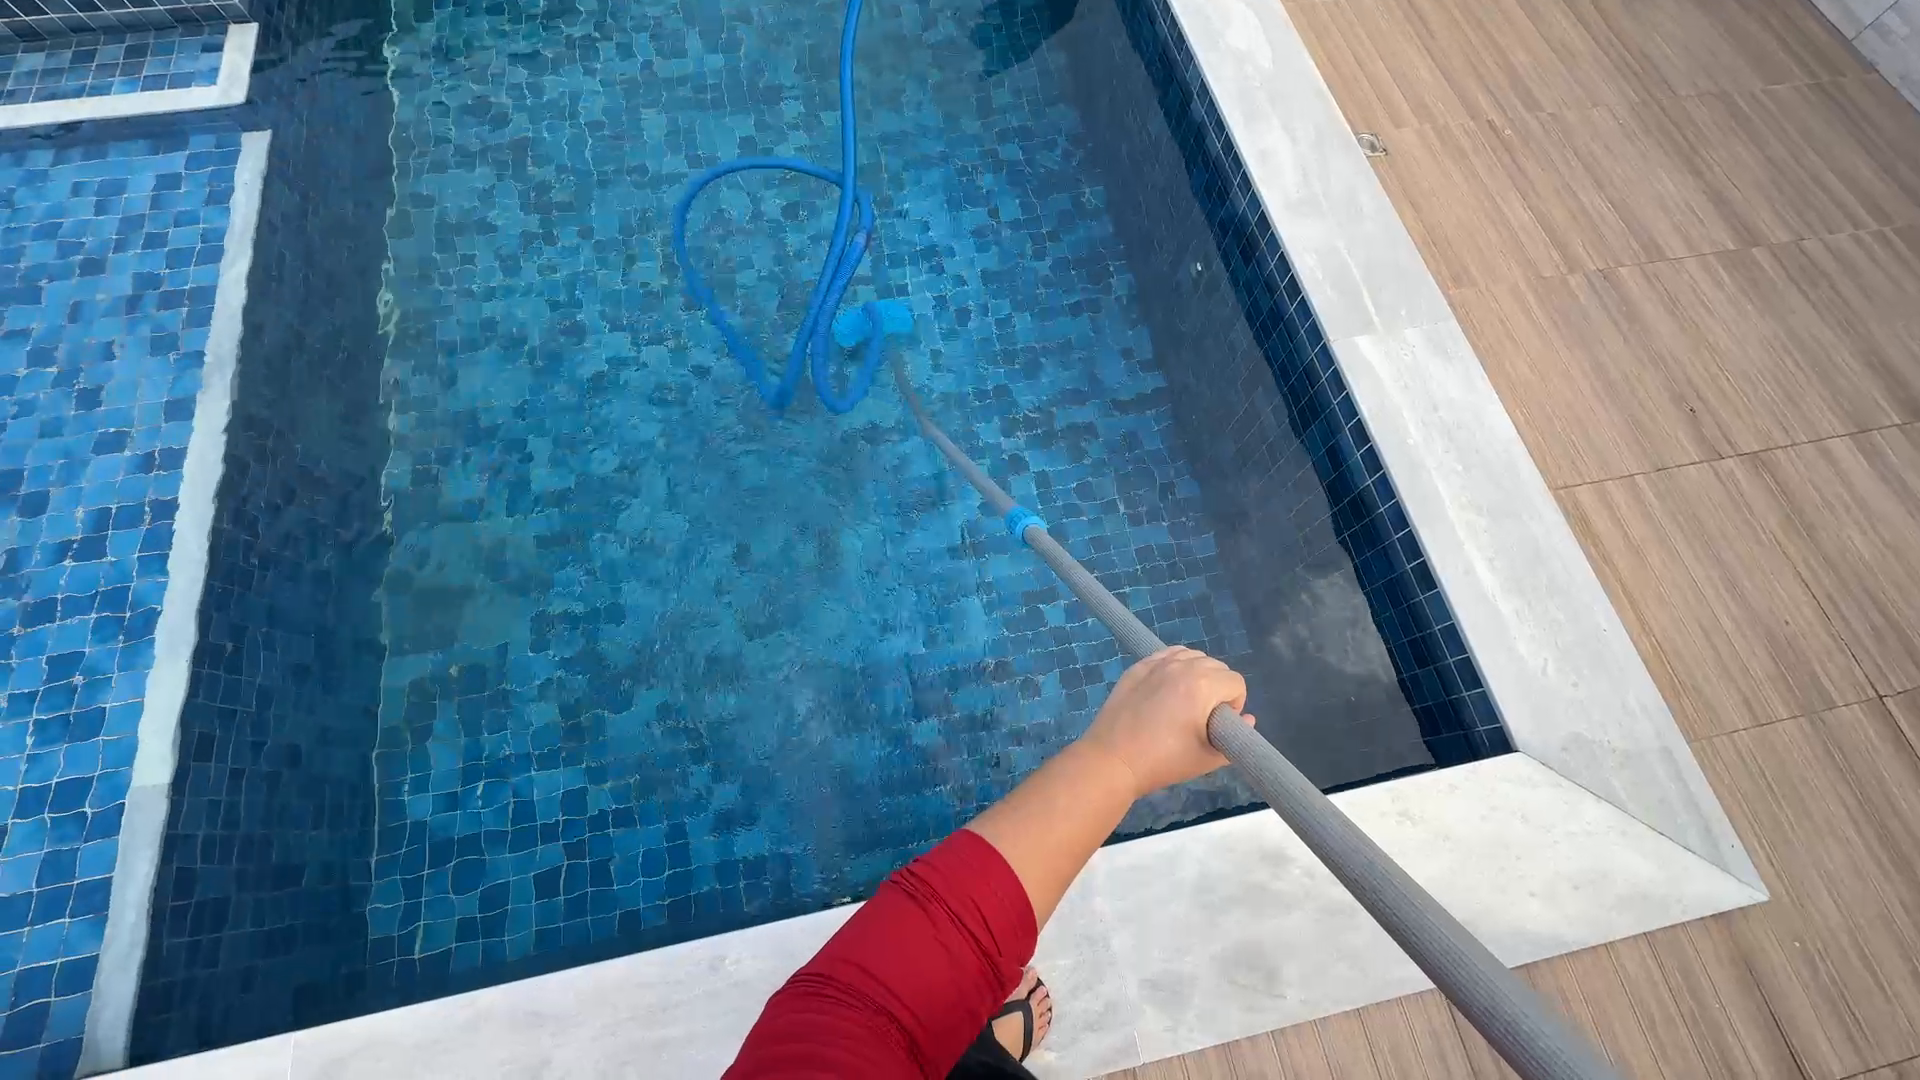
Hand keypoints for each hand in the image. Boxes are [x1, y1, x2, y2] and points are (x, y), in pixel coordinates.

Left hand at [1076, 646, 1254, 798]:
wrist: (1114, 759)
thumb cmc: (1164, 761)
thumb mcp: (1208, 756)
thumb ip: (1236, 736)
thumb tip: (1247, 720)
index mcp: (1201, 685)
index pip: (1236, 682)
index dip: (1234, 705)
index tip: (1218, 724)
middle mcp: (1180, 666)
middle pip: (1216, 666)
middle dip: (1218, 689)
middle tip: (1202, 716)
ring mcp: (1155, 663)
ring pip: (1192, 656)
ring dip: (1198, 674)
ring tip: (1185, 702)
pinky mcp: (1137, 667)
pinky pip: (1166, 655)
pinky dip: (1175, 666)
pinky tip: (1167, 689)